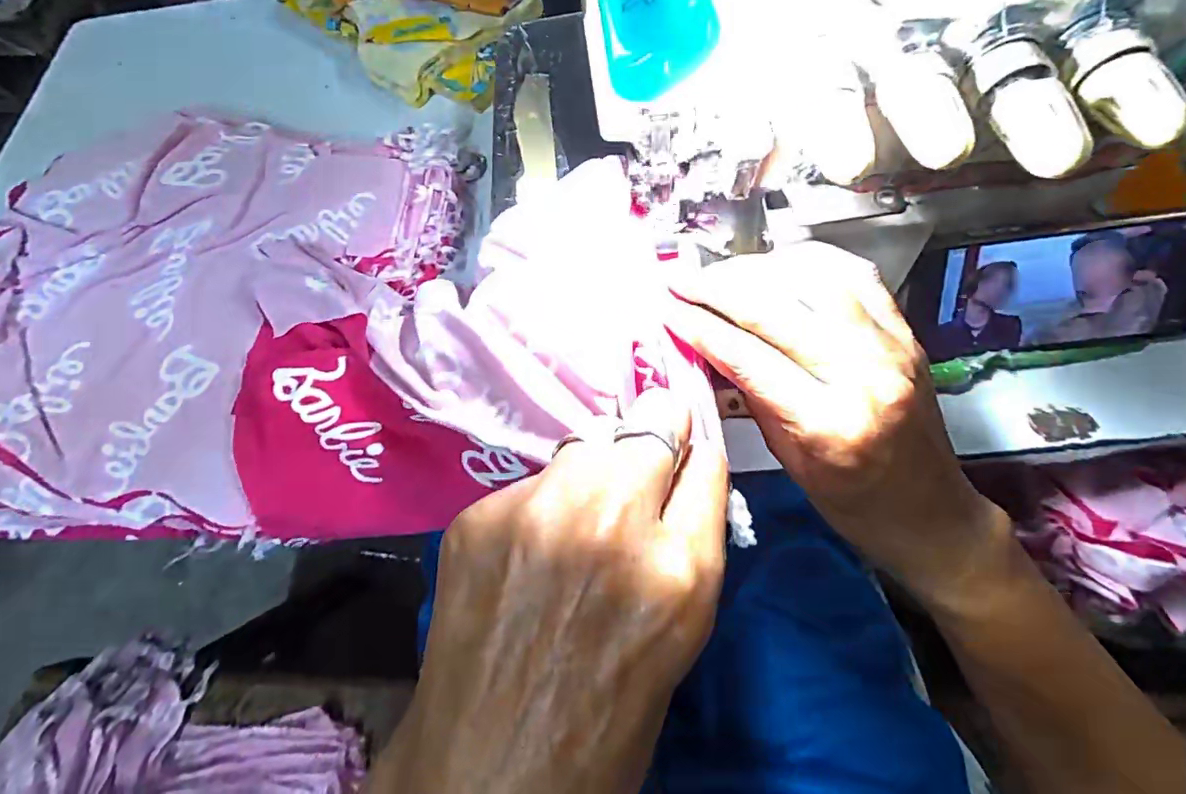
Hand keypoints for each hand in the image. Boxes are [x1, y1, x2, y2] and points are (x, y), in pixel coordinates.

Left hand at [366, 389, 728, 793]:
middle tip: (636, 461)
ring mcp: (538, 510)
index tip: (686, 437)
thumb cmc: (607, 713)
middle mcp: (610, 520)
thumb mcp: (678, 631)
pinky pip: (531, 484)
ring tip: (578, 516)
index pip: (705, 460)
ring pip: (584, 445)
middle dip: (650, 437)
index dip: (696, 446)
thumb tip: (683, 472)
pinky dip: (540, 504)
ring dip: (592, 468)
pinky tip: (527, 550)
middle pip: (648, 426)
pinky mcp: (481, 514)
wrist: (491, 770)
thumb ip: (685, 542)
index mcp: (678, 568)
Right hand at [664, 242, 1010, 608]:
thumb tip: (702, 341)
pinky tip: (777, 265)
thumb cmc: (853, 500)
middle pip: (774, 308)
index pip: (748, 356)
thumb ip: (747, 392)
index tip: (667, 309)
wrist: (933, 513)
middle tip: (681, 281)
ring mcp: (891, 345)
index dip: (699, 326)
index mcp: (830, 424)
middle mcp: (864, 375)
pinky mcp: (904, 330)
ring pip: (811, 278)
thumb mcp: (786, 457)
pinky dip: (808, 261)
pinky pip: (853, 273)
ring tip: (721, 274)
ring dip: (756, 269)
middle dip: (716, 288)